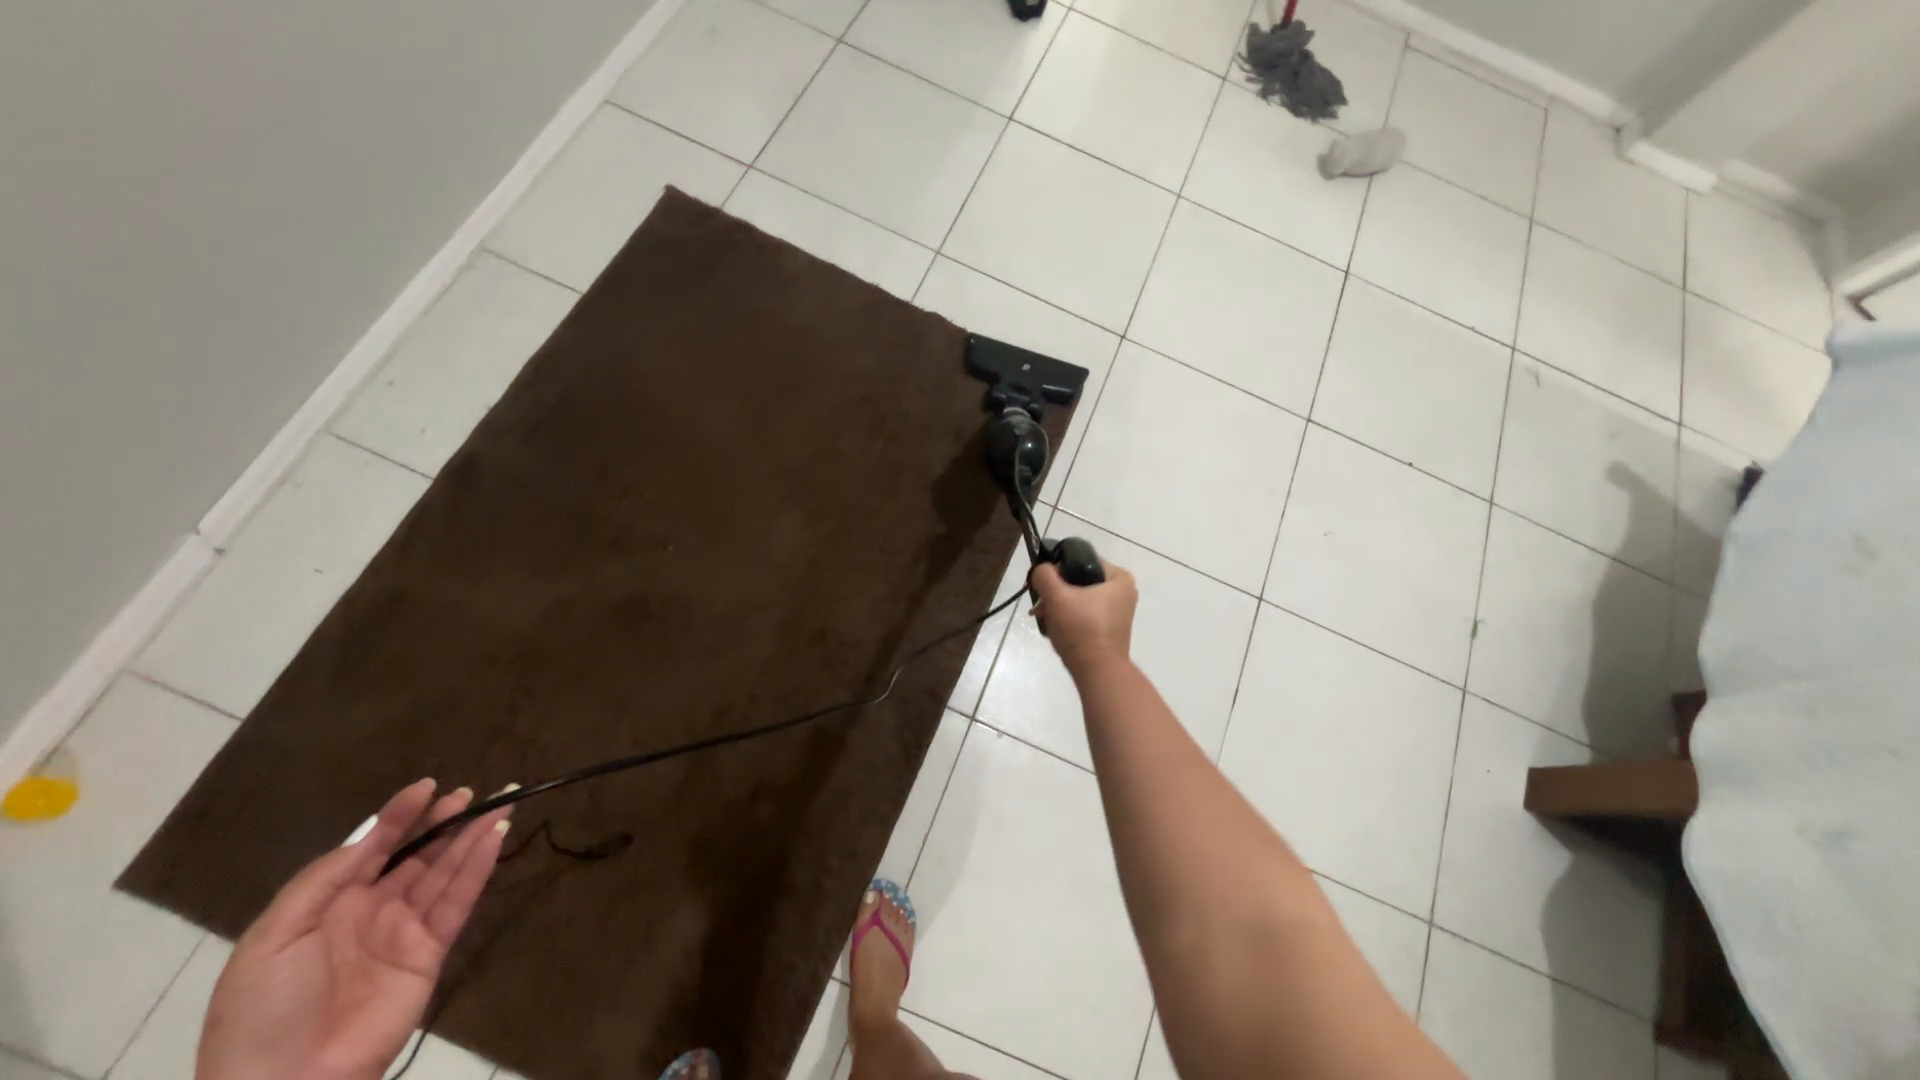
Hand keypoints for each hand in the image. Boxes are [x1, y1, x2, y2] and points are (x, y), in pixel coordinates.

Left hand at [197, 780, 512, 1079]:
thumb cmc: (262, 1011)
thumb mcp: (271, 938)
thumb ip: (324, 880)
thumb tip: (371, 831)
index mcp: (328, 904)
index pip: (372, 847)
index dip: (399, 816)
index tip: (427, 787)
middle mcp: (370, 910)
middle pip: (416, 855)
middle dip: (443, 823)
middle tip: (472, 793)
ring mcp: (403, 932)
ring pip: (443, 873)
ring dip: (470, 839)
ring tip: (498, 807)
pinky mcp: (430, 954)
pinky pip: (457, 904)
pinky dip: (478, 871)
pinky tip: (494, 841)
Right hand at [1031, 559, 1136, 671]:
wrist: (1097, 671)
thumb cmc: (1081, 629)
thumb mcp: (1057, 596)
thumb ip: (1044, 575)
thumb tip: (1041, 570)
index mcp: (1119, 578)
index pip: (1081, 561)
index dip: (1058, 570)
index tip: (1044, 586)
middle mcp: (1123, 592)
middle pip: (1079, 581)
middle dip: (1057, 593)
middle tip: (1041, 605)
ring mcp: (1117, 613)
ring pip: (1079, 599)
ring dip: (1059, 606)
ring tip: (1045, 618)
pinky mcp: (1109, 629)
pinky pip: (1085, 615)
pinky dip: (1069, 619)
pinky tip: (1055, 628)